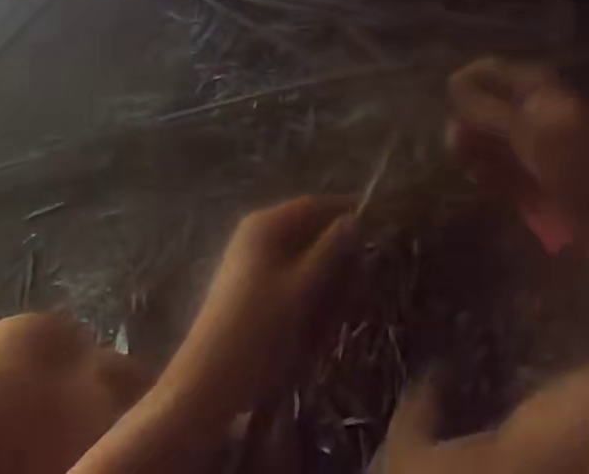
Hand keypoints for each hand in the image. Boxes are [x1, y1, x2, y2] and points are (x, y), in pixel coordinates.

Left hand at [159, 196, 354, 417]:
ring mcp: (249, 261)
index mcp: (266, 223)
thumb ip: (332, 250)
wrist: (208, 385)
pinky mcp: (248, 288)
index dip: (347, 212)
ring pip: (301, 255)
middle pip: (308, 229)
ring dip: (326, 273)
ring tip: (346, 300)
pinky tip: (320, 318)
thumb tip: (356, 220)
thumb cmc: (260, 330)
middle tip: (365, 274)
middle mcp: (256, 233)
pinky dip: (309, 290)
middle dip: (338, 249)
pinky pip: (289, 276)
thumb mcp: (304, 288)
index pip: (316, 204)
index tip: (380, 228)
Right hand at [446, 58, 588, 235]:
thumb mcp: (528, 130)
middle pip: (479, 104)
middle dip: (464, 123)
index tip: (449, 107)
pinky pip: (490, 165)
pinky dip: (482, 172)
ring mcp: (526, 143)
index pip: (488, 70)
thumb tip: (451, 83)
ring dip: (470, 150)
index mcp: (536, 89)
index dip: (464, 84)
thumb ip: (486, 107)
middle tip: (457, 146)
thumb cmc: (574, 167)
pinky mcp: (523, 175)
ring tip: (470, 168)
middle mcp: (528, 110)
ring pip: (481, 136)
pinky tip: (482, 182)